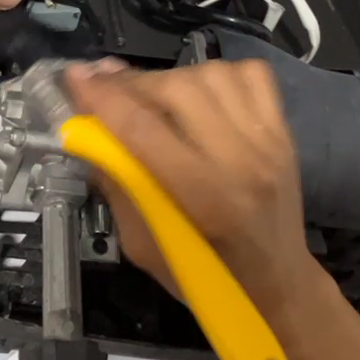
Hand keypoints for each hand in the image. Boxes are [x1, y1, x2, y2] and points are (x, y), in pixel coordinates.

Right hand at [62, 60, 327, 324]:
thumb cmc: (207, 279)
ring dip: (172, 78)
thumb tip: (89, 132)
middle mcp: (240, 159)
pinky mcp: (282, 130)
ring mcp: (267, 140)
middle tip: (108, 90)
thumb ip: (119, 185)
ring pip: (211, 74)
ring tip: (152, 95)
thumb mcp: (144, 247)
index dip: (102, 97)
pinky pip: (251, 74)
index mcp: (203, 198)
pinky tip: (200, 91)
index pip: (143, 127)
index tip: (76, 76)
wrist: (279, 286)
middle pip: (176, 89)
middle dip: (132, 84)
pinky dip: (219, 74)